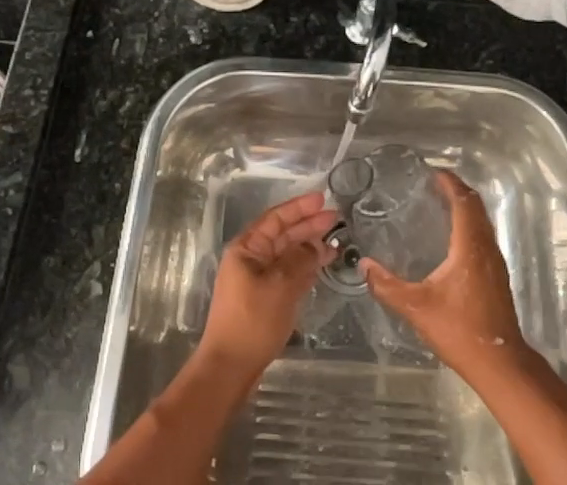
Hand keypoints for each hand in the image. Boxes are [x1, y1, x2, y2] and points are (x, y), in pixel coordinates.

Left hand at [200, 191, 339, 374]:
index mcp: (247, 249)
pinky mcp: (263, 298)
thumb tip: (316, 245)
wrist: (230, 366)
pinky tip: (321, 265)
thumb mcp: (281, 286)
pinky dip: (304, 268)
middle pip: (282, 235)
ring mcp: (256, 280)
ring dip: (309, 247)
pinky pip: (287, 273)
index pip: (276, 219)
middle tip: (336, 219)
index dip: (299, 208)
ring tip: (335, 241)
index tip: (322, 199)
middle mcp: (250, 259)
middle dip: (308, 226)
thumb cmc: (253, 321)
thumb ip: (301, 260)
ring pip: (286, 255)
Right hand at [361, 171, 526, 373]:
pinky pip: (483, 236)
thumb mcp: (416, 307)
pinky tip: (452, 238)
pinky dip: (469, 225)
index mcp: (470, 247)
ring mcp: (495, 263)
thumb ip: (387, 285)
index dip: (450, 184)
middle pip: (476, 207)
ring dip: (465, 208)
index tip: (433, 172)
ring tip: (440, 204)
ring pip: (482, 222)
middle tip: (433, 184)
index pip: (464, 202)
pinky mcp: (497, 276)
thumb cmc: (459, 330)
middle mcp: (486, 248)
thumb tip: (364, 266)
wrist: (498, 362)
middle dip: (457, 191)